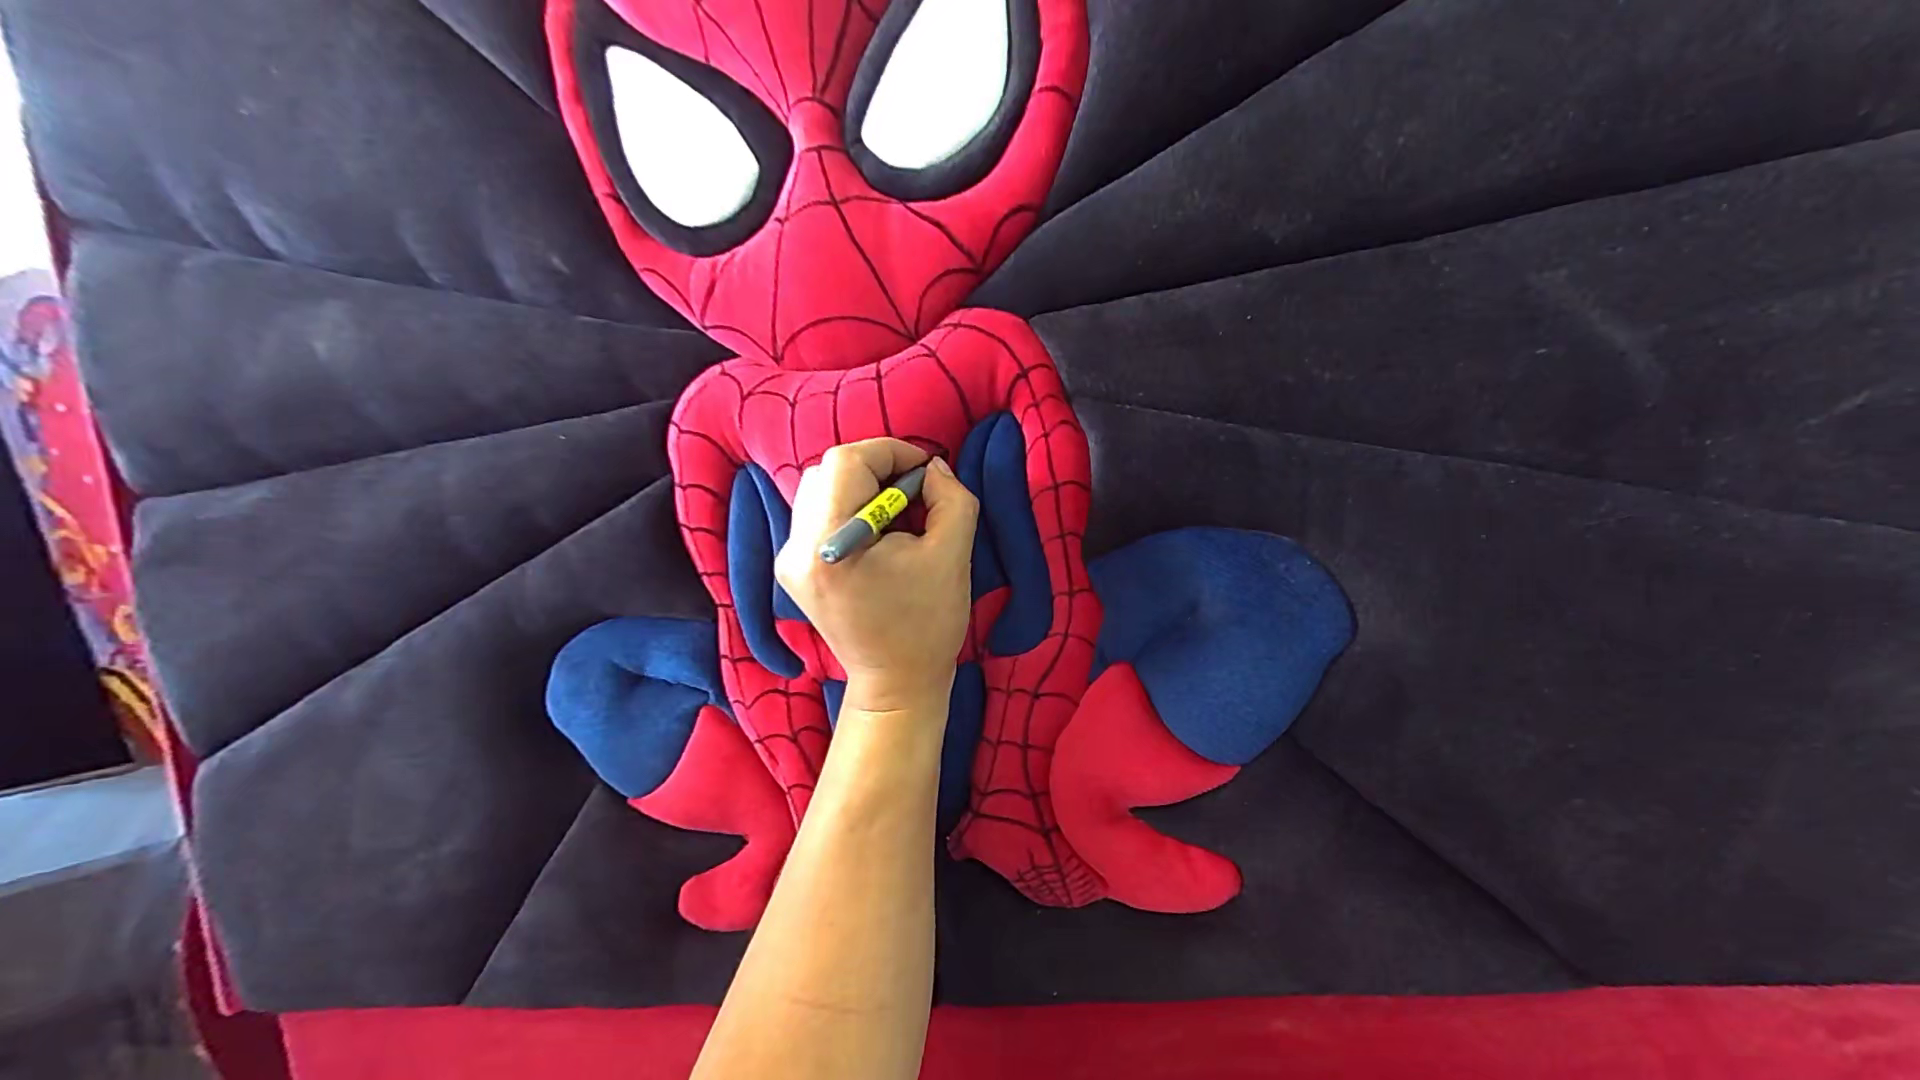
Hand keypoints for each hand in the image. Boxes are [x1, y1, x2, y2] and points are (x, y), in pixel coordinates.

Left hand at [775, 438, 979, 712]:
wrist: (896, 681)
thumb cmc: (927, 624)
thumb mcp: (953, 554)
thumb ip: (951, 498)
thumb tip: (933, 467)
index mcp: (830, 544)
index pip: (847, 461)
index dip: (891, 452)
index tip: (925, 469)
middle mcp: (797, 548)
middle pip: (829, 470)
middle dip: (877, 468)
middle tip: (913, 492)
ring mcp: (789, 560)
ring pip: (820, 488)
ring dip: (862, 487)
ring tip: (895, 516)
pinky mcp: (793, 569)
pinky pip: (817, 514)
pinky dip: (849, 508)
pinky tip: (876, 535)